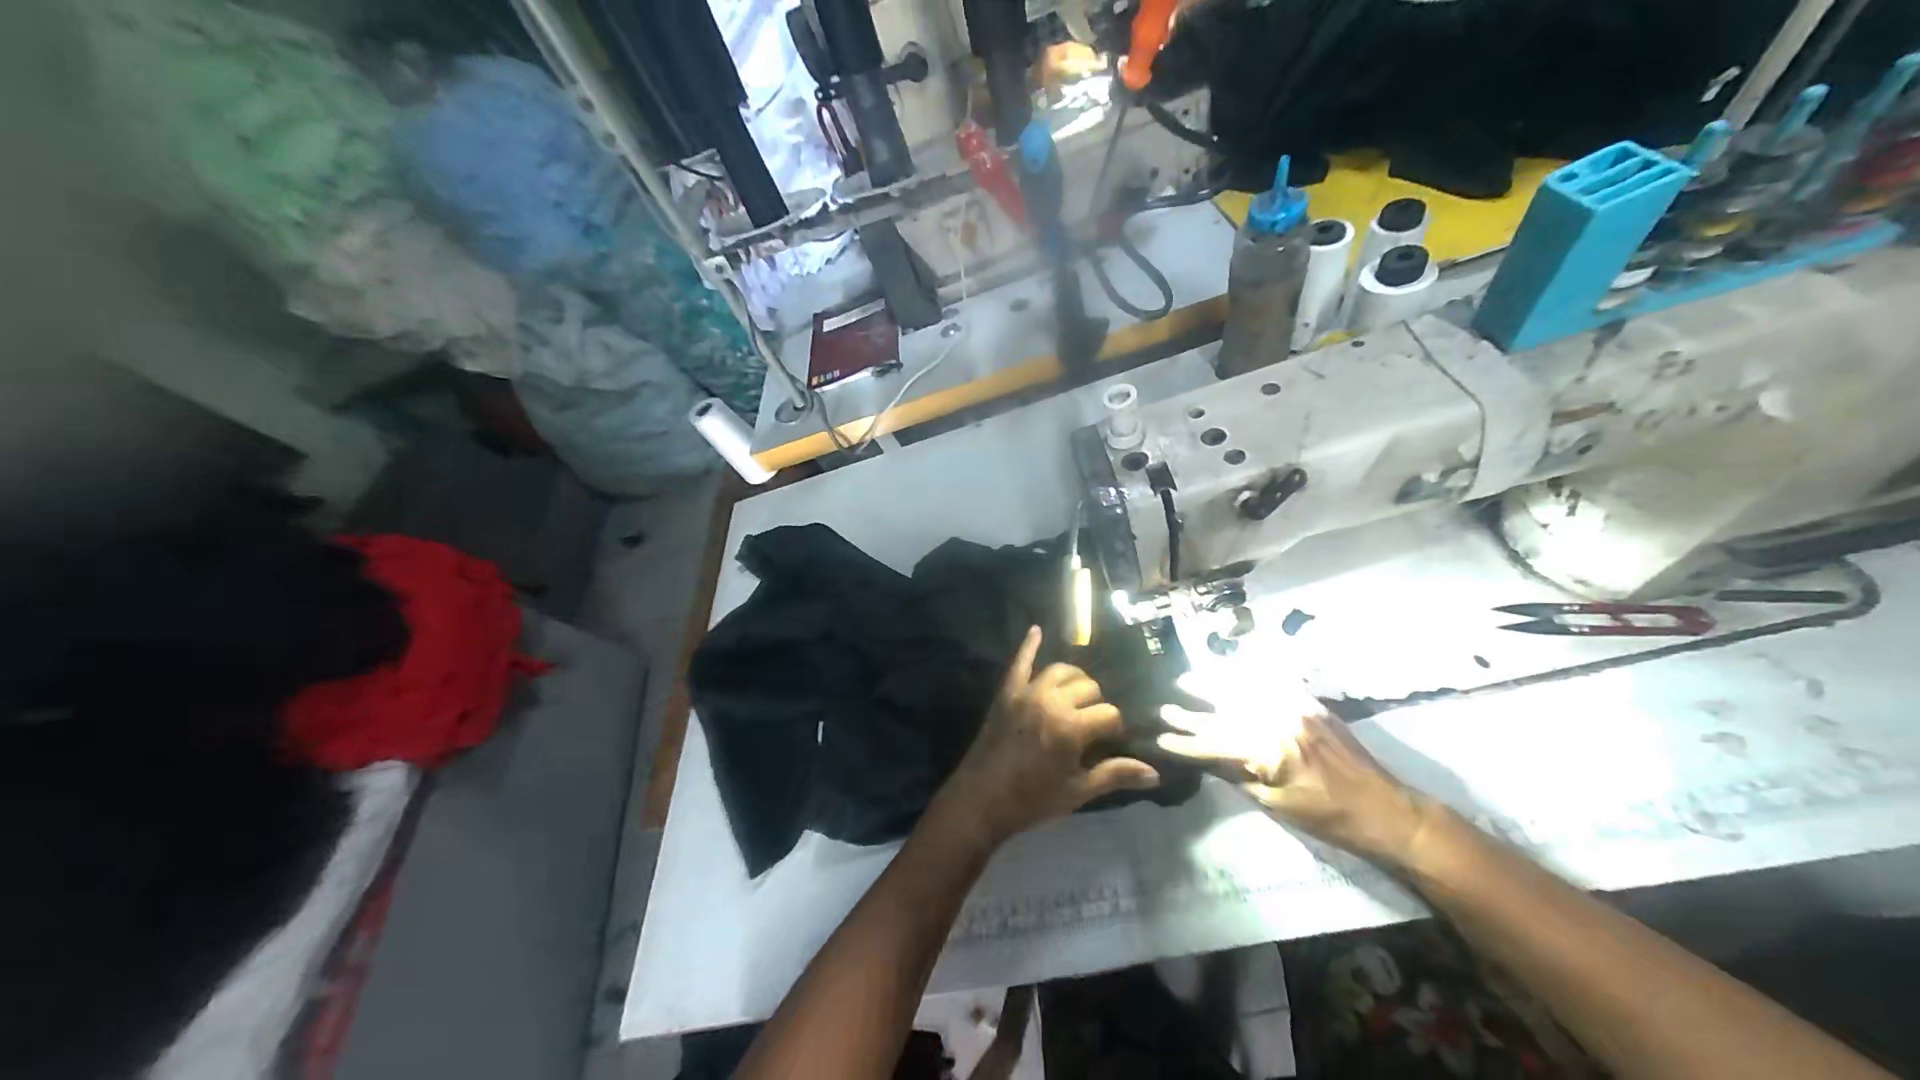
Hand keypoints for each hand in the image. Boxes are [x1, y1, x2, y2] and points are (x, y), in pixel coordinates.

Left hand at [927, 627, 1160, 852]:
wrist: (981, 800)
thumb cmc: (1032, 800)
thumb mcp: (1078, 791)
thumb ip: (1115, 775)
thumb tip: (1155, 774)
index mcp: (1072, 727)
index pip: (1110, 714)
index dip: (1115, 728)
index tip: (1110, 741)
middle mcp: (1051, 701)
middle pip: (1088, 687)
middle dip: (1097, 702)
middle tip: (1093, 722)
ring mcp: (1026, 693)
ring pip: (1060, 670)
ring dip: (1075, 678)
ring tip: (1079, 693)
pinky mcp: (1006, 693)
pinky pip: (1019, 663)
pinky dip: (1028, 645)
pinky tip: (1036, 630)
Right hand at [1158, 680, 1433, 867]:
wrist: (1386, 810)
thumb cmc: (1327, 818)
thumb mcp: (1274, 803)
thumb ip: (1236, 774)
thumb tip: (1203, 758)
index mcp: (1268, 750)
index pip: (1213, 742)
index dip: (1185, 742)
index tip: (1160, 739)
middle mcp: (1277, 719)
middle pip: (1223, 710)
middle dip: (1192, 711)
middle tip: (1165, 707)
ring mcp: (1295, 706)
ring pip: (1243, 687)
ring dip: (1212, 684)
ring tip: (1188, 681)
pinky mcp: (1310, 703)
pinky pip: (1271, 681)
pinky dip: (1246, 677)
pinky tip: (1230, 674)